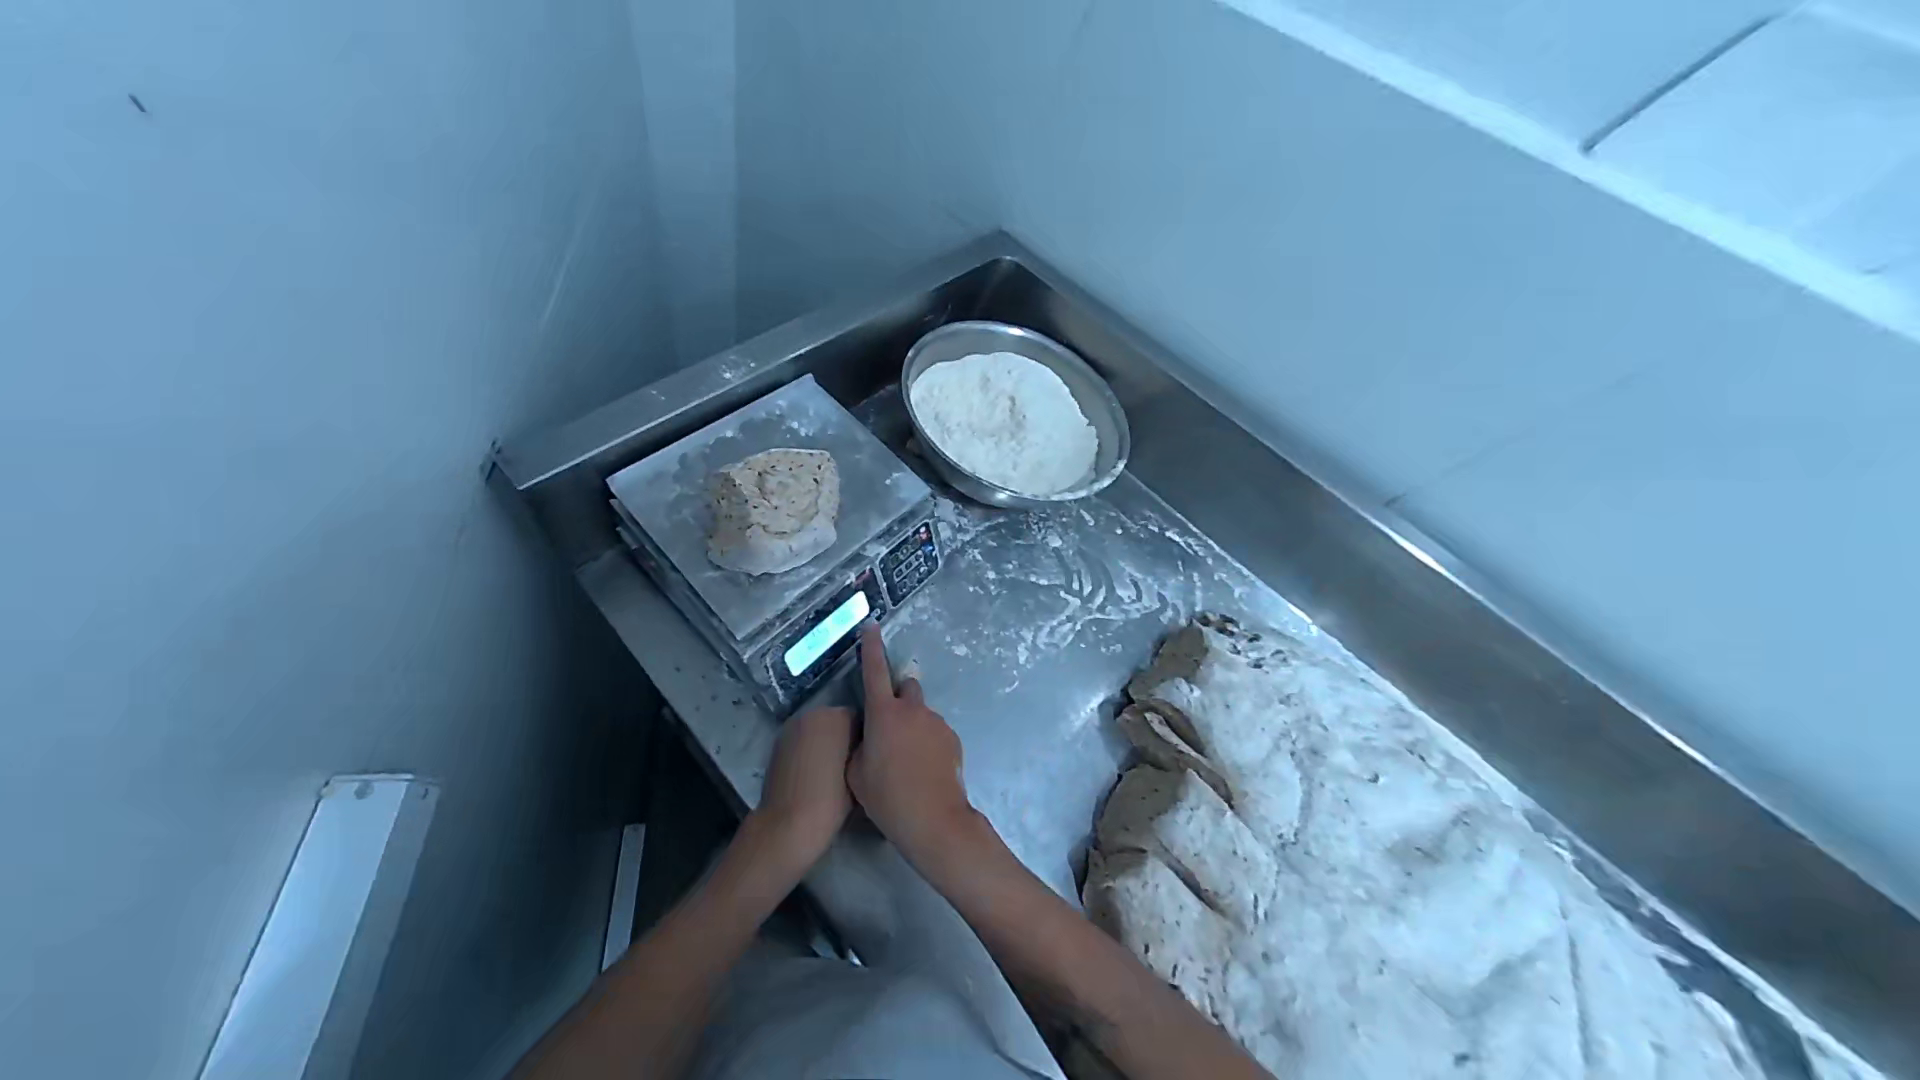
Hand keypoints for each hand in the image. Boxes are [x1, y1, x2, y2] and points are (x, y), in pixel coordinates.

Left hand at [751, 705, 854, 870]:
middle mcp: (812, 714)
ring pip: (817, 729)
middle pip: (836, 720)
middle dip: (843, 736)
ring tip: (831, 769)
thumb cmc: (830, 800)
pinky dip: (808, 750)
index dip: (864, 738)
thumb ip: (861, 751)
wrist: (787, 826)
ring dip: (824, 742)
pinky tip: (813, 773)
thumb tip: (861, 748)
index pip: (859, 718)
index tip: (867, 757)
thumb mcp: (858, 773)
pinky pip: (802, 740)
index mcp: (837, 717)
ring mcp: (791, 727)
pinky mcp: (777, 743)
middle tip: (851, 763)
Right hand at [848, 626, 978, 863]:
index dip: (871, 646)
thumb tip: (871, 736)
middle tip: (889, 727)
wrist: (933, 818)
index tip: (872, 625)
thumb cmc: (886, 796)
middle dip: (897, 698)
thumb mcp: (856, 772)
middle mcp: (912, 710)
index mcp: (883, 713)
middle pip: (905, 688)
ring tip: (907, 762)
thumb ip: (861, 744)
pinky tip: (924, 770)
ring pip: (921, 714)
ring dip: (912, 727)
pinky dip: (927, 743)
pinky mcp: (953, 738)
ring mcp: (936, 722)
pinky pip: (935, 732)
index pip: (874, 670)